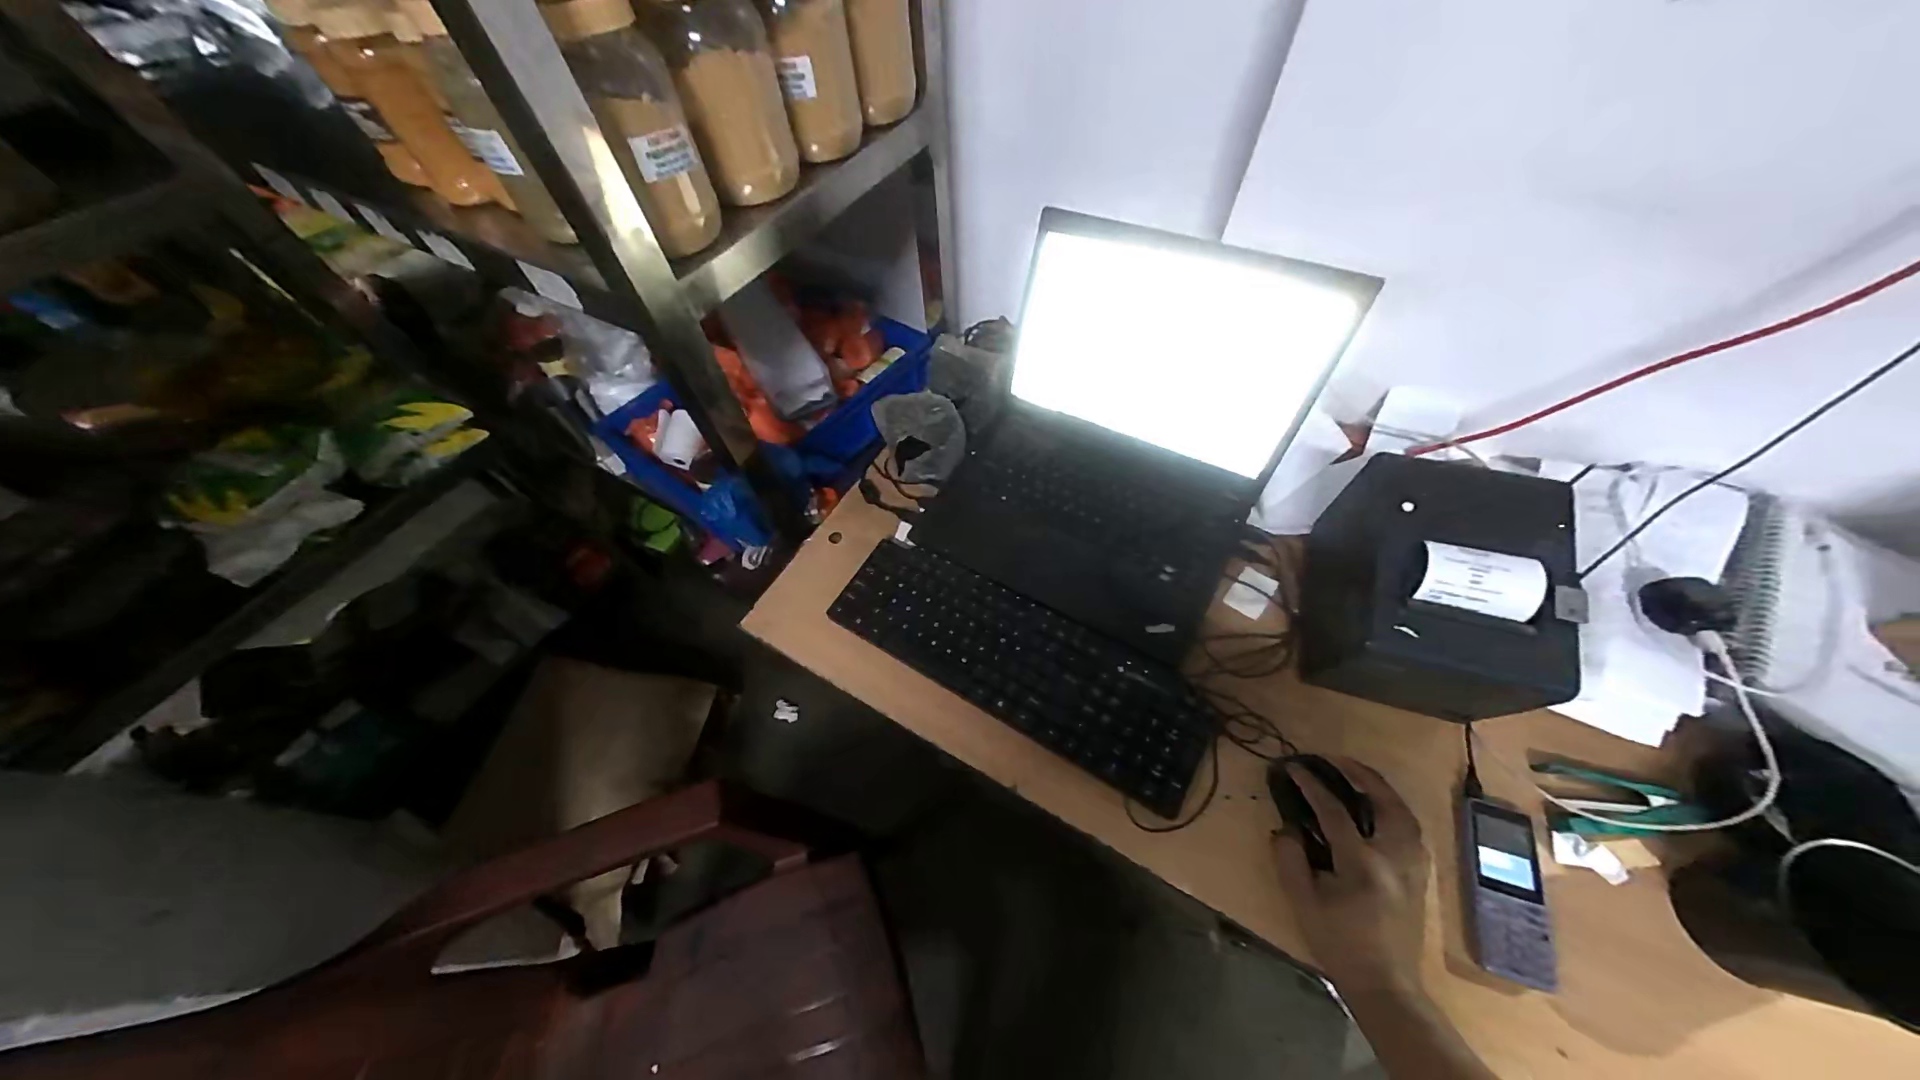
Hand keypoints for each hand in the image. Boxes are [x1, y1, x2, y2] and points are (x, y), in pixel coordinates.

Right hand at [1273, 756, 1430, 995]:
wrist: (1385, 982)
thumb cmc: (1338, 941)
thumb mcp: (1302, 900)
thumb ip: (1290, 858)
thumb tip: (1287, 828)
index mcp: (1363, 863)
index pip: (1334, 810)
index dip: (1311, 785)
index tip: (1293, 767)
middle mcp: (1394, 857)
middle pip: (1385, 802)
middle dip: (1359, 774)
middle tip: (1334, 759)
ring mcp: (1412, 866)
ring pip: (1404, 813)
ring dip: (1380, 788)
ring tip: (1356, 775)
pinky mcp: (1417, 875)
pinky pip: (1410, 828)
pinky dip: (1392, 808)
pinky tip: (1376, 808)